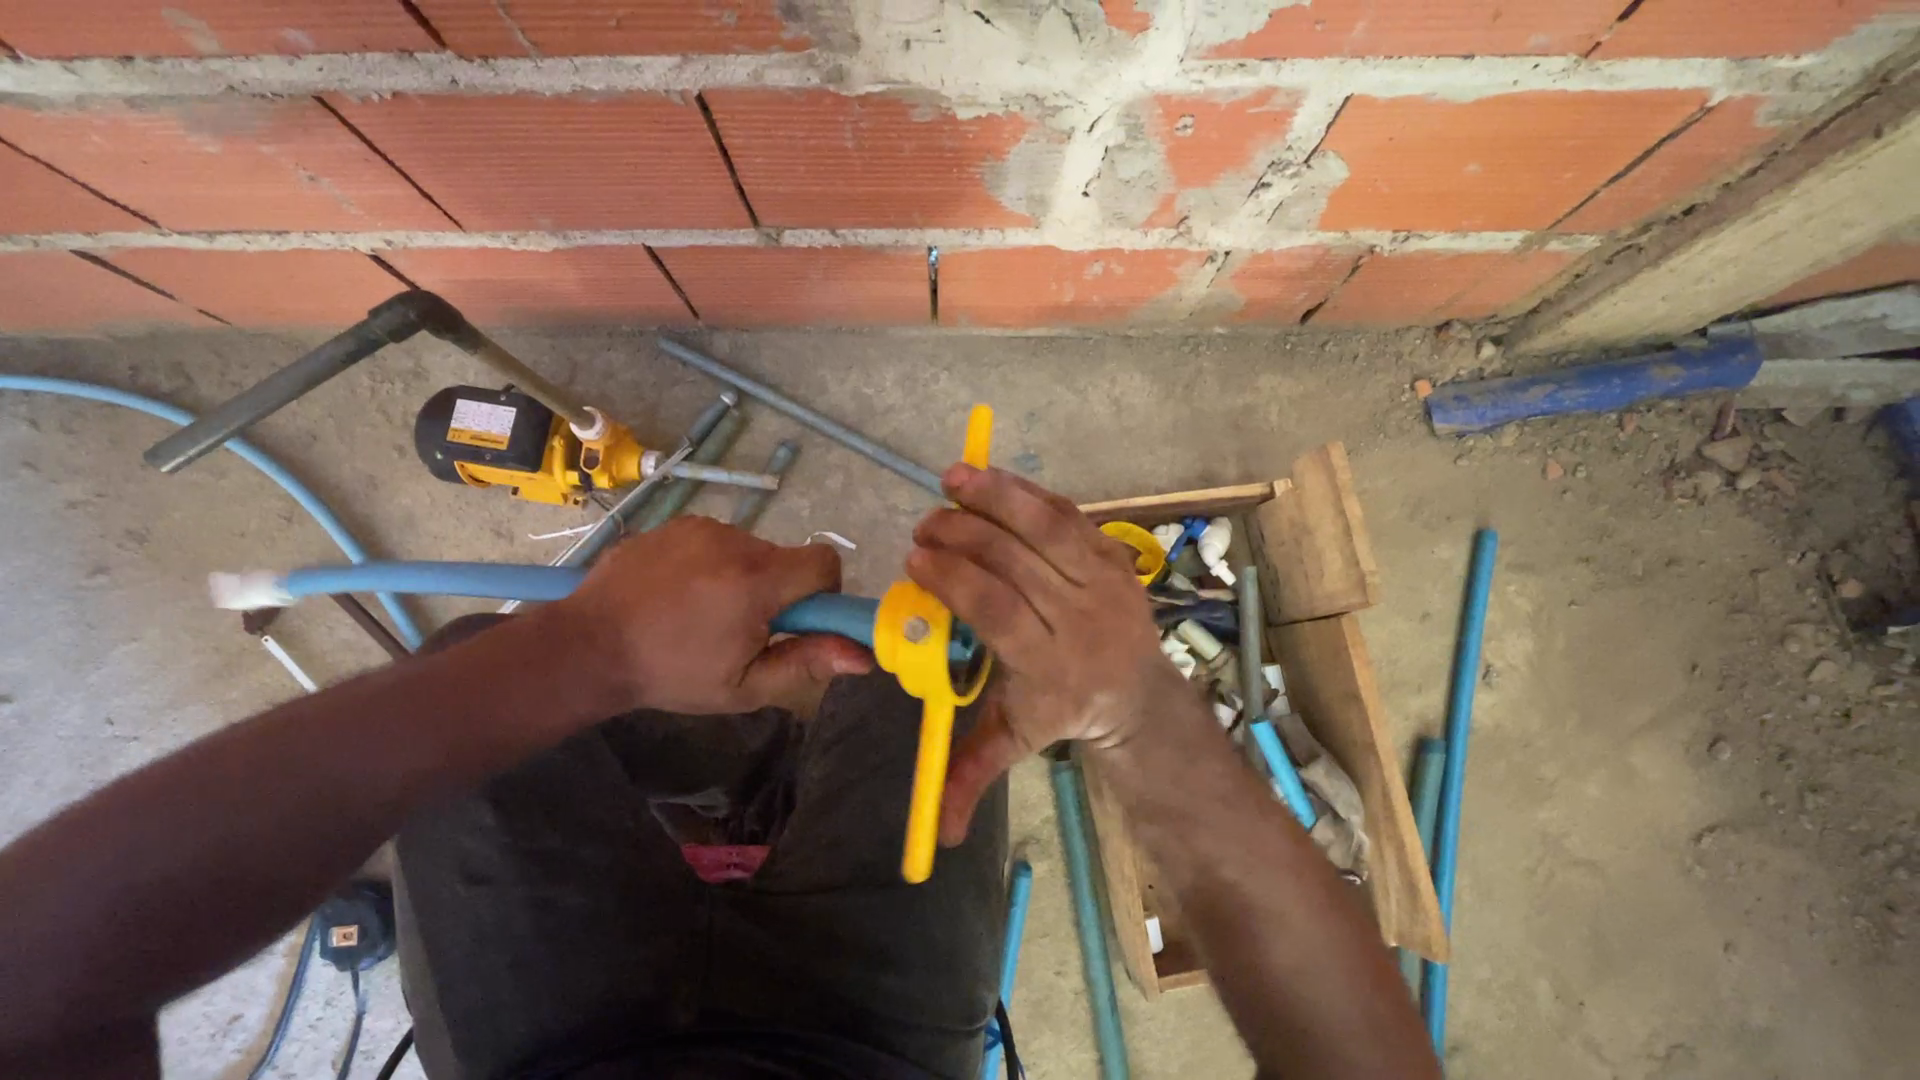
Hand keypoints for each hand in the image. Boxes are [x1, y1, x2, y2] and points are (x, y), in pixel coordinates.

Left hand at [552, 516, 873, 714]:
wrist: (588, 646)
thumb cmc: (671, 674)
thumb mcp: (744, 685)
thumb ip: (806, 664)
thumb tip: (862, 655)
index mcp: (756, 581)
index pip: (825, 562)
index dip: (824, 590)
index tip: (799, 619)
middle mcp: (733, 541)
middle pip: (785, 558)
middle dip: (777, 589)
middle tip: (742, 627)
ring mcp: (700, 526)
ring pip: (750, 548)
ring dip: (743, 575)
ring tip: (703, 611)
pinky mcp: (675, 522)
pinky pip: (715, 539)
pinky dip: (711, 562)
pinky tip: (679, 592)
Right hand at [908, 465, 1199, 843]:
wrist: (1135, 690)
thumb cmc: (1060, 709)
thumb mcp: (1015, 741)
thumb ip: (971, 774)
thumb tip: (934, 838)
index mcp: (1049, 662)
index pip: (999, 610)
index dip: (955, 580)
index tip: (914, 559)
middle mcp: (1079, 616)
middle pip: (1017, 562)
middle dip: (963, 535)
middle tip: (924, 525)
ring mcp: (1102, 580)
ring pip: (1048, 527)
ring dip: (997, 498)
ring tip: (953, 479)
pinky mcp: (1112, 554)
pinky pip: (1068, 515)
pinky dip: (1027, 494)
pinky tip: (990, 478)